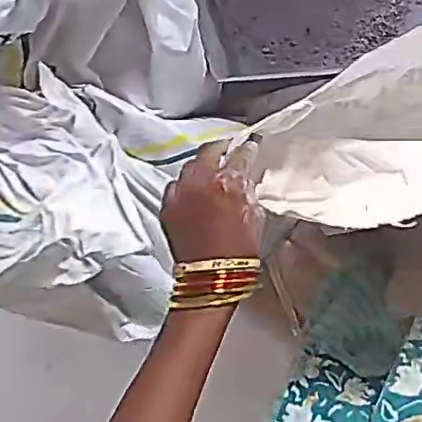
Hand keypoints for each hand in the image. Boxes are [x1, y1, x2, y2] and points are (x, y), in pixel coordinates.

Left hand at [159, 142, 261, 263]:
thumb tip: (244, 179)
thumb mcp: (254, 214)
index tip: (250, 145)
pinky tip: (195, 191)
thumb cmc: (239, 250)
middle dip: (220, 149)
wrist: (211, 277)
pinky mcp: (167, 208)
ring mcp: (179, 194)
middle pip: (208, 152)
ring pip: (189, 167)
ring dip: (201, 167)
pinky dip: (186, 185)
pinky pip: (176, 185)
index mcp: (226, 183)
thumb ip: (248, 190)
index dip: (247, 147)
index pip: (239, 155)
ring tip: (211, 173)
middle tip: (229, 151)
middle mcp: (199, 183)